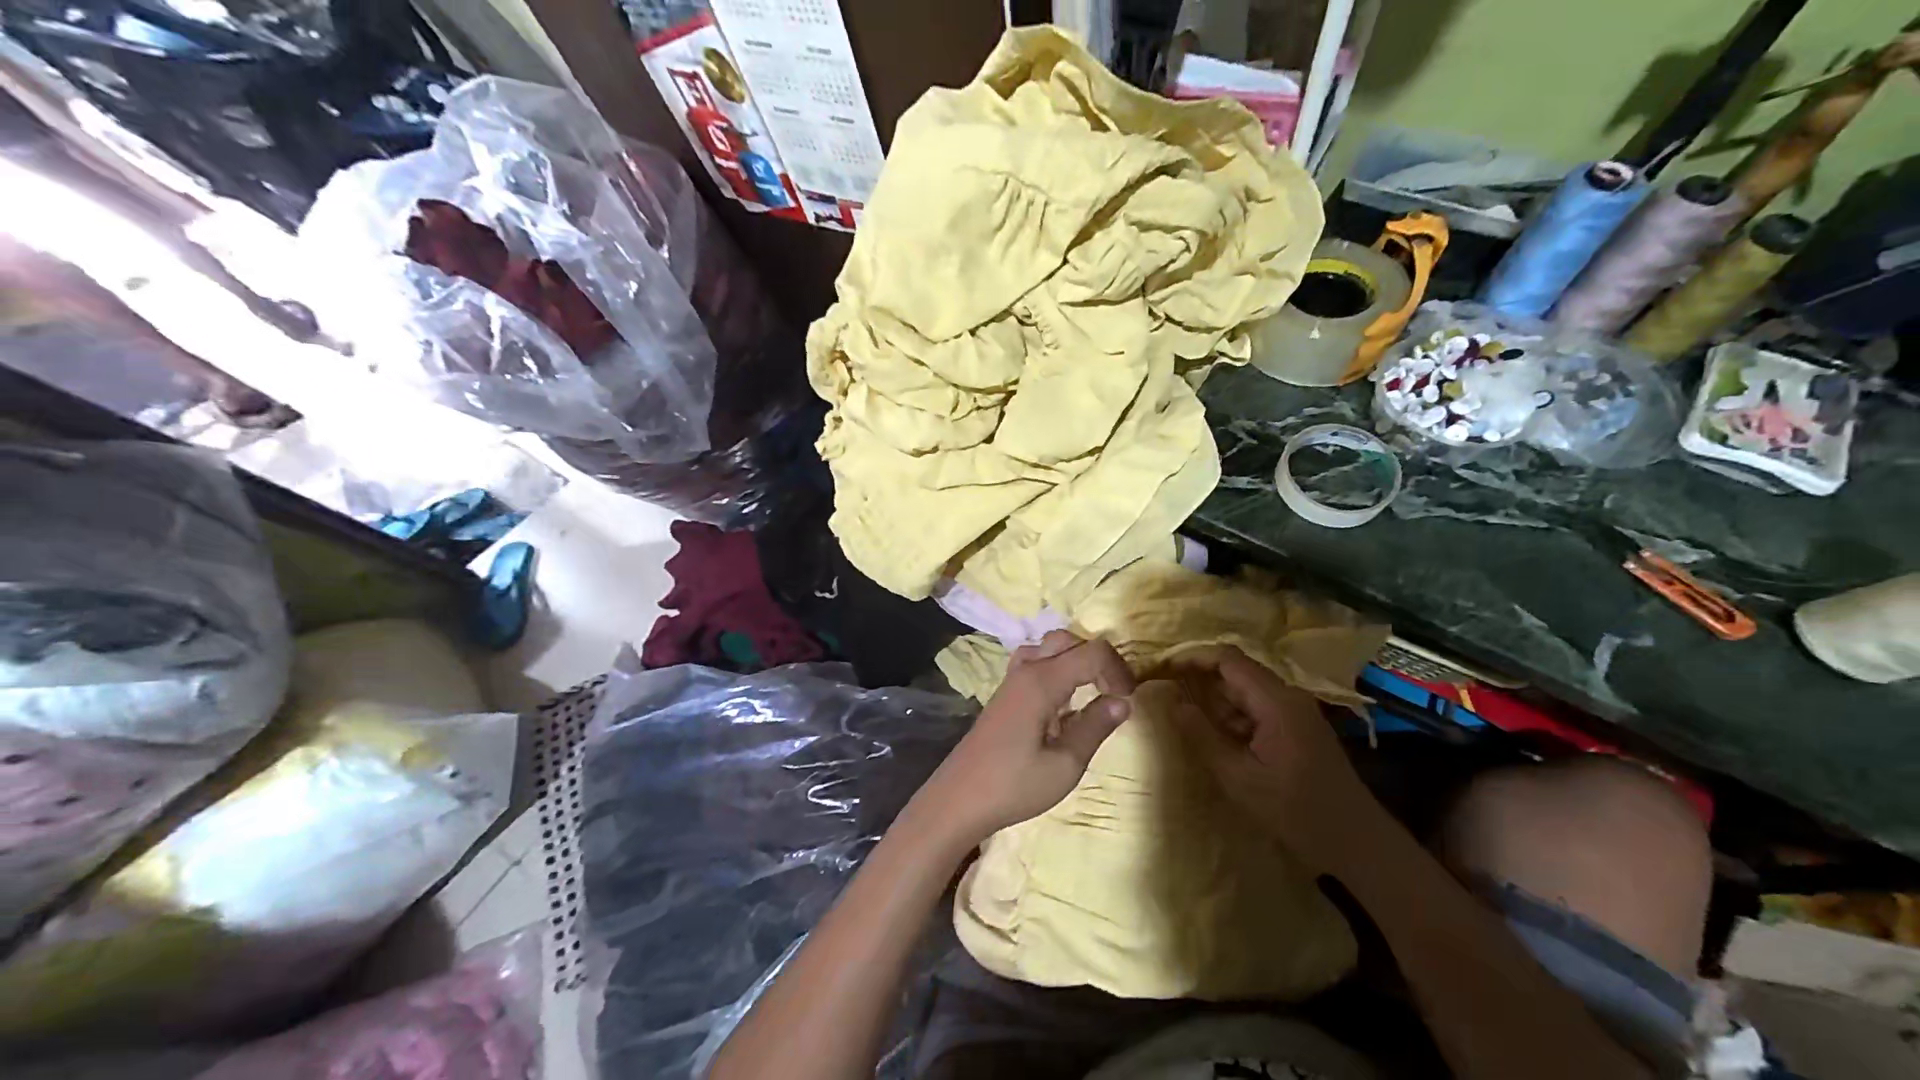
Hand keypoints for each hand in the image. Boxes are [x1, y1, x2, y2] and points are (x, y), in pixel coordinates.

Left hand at [911, 631, 1135, 846]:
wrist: (960, 799)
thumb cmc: (1014, 786)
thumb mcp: (1065, 764)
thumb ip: (1095, 726)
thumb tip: (1122, 701)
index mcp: (1041, 681)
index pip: (1092, 652)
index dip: (1118, 670)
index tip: (1127, 701)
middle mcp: (1026, 670)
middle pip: (1069, 639)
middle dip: (1098, 659)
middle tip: (1113, 693)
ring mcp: (1012, 679)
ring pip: (1050, 647)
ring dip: (1076, 661)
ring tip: (1092, 692)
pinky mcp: (1006, 693)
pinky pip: (1036, 662)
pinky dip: (1058, 669)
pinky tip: (1064, 702)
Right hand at [1167, 645, 1380, 870]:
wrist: (1356, 842)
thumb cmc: (1295, 810)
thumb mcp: (1238, 776)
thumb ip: (1202, 736)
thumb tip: (1171, 702)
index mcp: (1276, 701)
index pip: (1228, 659)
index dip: (1192, 657)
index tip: (1162, 669)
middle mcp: (1287, 697)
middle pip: (1236, 673)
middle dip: (1200, 681)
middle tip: (1166, 696)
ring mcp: (1296, 713)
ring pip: (1246, 693)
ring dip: (1216, 704)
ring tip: (1186, 722)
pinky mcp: (1297, 730)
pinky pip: (1258, 711)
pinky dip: (1233, 719)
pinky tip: (1216, 741)